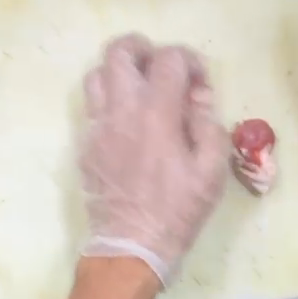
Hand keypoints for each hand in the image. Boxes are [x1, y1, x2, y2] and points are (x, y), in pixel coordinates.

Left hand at [79, 34, 228, 284]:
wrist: (131, 248)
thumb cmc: (177, 213)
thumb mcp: (211, 173)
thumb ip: (210, 126)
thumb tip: (198, 101)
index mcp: (157, 111)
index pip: (170, 58)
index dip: (190, 62)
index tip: (199, 86)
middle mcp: (121, 110)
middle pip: (120, 51)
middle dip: (143, 51)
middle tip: (159, 71)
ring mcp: (98, 128)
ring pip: (97, 76)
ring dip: (119, 75)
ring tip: (138, 95)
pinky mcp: (86, 149)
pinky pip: (91, 112)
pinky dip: (109, 107)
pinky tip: (126, 128)